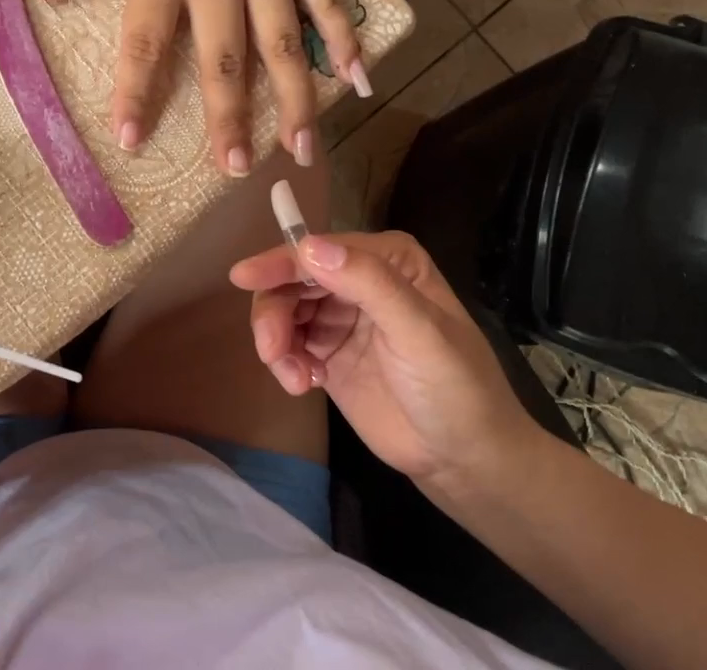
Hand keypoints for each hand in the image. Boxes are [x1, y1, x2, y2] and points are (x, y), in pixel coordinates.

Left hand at [39, 0, 366, 174]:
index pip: (146, 40)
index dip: (137, 92)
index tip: (131, 140)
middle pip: (225, 58)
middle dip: (228, 119)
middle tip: (234, 169)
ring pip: (284, 43)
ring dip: (292, 99)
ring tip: (296, 150)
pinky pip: (328, 1)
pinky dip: (344, 40)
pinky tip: (357, 81)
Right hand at [230, 231, 543, 493]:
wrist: (462, 460)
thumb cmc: (456, 389)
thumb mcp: (419, 333)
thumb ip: (370, 284)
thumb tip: (309, 246)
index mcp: (388, 260)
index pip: (321, 251)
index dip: (281, 262)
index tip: (243, 278)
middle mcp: (359, 279)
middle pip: (292, 280)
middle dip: (274, 313)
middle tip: (270, 351)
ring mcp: (340, 316)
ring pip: (283, 310)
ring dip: (277, 341)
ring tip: (295, 379)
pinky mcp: (326, 351)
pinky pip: (286, 342)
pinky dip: (285, 361)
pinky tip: (304, 384)